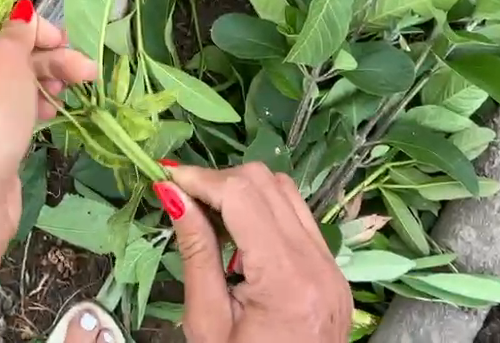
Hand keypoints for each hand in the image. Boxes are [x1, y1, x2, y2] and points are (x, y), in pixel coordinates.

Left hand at [0, 0, 98, 321]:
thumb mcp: (6, 56)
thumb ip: (19, 32)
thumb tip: (22, 14)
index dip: (29, 25)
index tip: (60, 38)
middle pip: (14, 52)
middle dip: (51, 56)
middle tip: (85, 68)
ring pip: (20, 82)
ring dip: (49, 80)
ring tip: (76, 88)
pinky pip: (19, 109)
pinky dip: (38, 106)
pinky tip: (52, 113)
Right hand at [154, 162, 351, 342]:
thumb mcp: (207, 321)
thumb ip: (195, 248)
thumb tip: (170, 191)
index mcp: (288, 281)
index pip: (241, 195)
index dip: (199, 178)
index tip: (166, 178)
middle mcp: (319, 265)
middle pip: (263, 182)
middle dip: (218, 181)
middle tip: (184, 200)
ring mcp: (332, 267)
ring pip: (282, 189)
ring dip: (242, 190)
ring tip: (211, 216)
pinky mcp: (334, 272)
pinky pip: (297, 213)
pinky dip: (264, 208)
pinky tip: (240, 233)